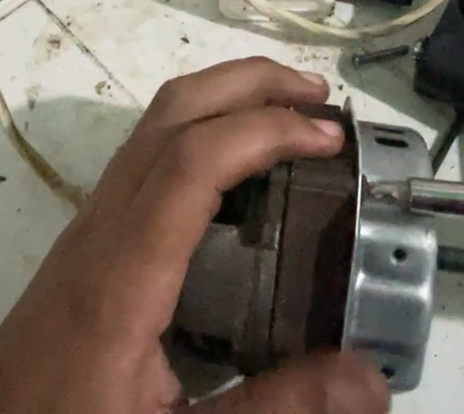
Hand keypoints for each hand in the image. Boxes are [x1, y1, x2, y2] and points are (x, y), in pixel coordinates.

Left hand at [0, 57, 390, 413]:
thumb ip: (273, 407)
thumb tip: (370, 380)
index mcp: (124, 270)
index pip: (194, 159)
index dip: (265, 129)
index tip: (328, 136)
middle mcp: (104, 221)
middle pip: (173, 111)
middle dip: (249, 82)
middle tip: (318, 96)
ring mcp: (93, 217)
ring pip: (157, 120)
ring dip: (225, 95)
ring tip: (289, 111)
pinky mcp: (93, 229)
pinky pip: (150, 148)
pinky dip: (204, 125)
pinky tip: (240, 163)